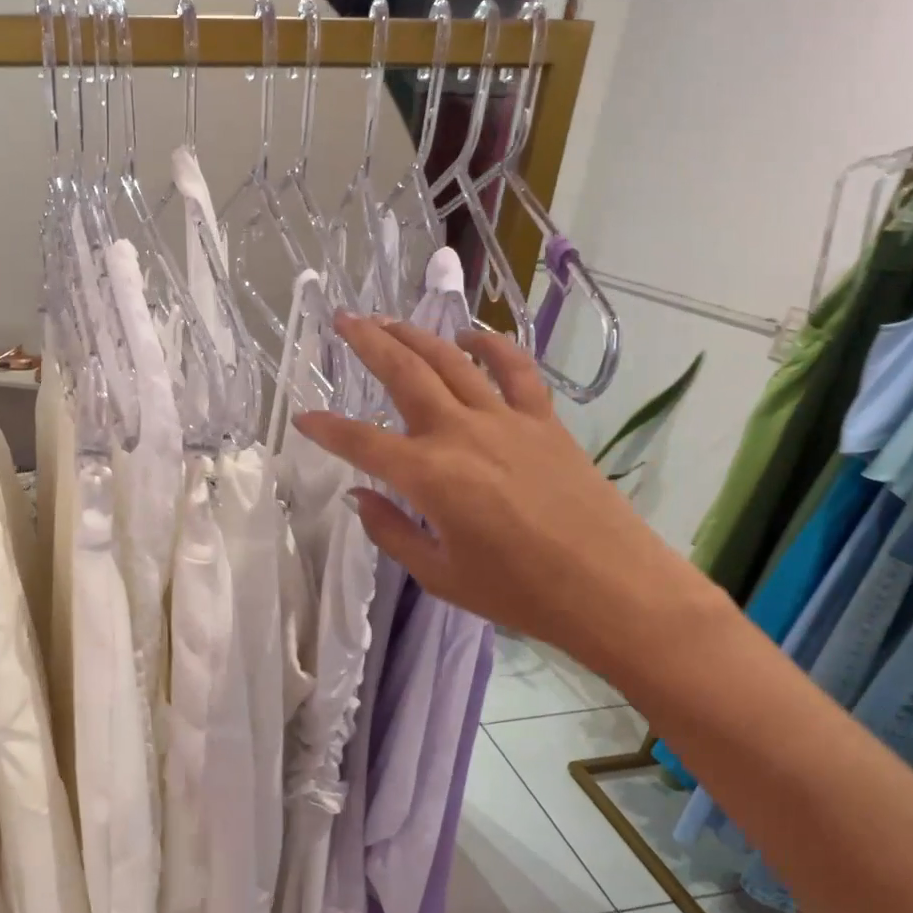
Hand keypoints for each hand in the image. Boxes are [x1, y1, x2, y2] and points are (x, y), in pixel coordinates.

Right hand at [293, 313, 725, 674]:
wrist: (610, 588)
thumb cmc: (518, 593)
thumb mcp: (438, 575)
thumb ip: (391, 532)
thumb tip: (360, 496)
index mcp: (429, 477)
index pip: (361, 442)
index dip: (326, 429)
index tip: (302, 417)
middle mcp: (461, 434)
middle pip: (405, 375)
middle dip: (368, 344)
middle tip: (342, 320)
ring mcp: (506, 421)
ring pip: (452, 362)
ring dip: (416, 335)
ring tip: (388, 319)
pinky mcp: (544, 421)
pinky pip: (515, 370)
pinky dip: (492, 346)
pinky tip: (471, 335)